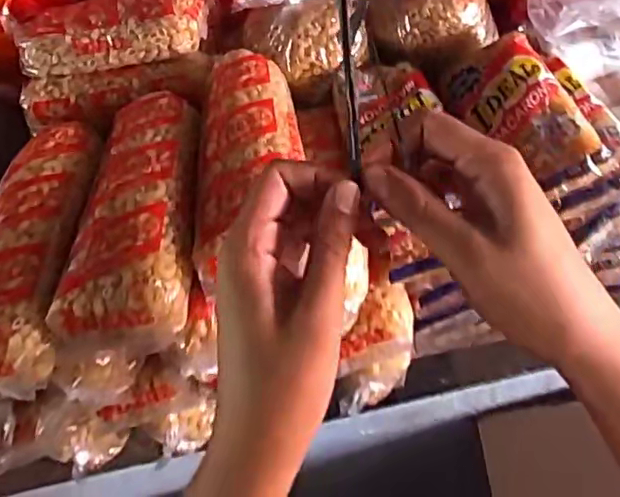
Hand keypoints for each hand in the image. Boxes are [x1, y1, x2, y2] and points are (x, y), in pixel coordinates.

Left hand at [192, 162, 359, 496]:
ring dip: (333, 219)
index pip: (277, 177)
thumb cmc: (287, 383)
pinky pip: (297, 244)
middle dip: (330, 195)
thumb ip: (334, 241)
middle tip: (373, 217)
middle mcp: (245, 248)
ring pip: (296, 217)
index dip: (317, 174)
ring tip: (374, 237)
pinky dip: (326, 241)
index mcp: (246, 247)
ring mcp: (256, 267)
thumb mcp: (319, 307)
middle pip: (287, 193)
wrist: (258, 446)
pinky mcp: (268, 284)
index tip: (356, 194)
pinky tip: (357, 253)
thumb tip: (349, 186)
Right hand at [362, 112, 619, 369]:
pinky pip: (457, 188)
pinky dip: (434, 200)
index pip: (429, 124)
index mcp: (492, 161)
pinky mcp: (499, 206)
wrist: (581, 331)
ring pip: (443, 166)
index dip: (394, 144)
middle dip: (401, 164)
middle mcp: (496, 161)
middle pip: (435, 141)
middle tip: (372, 204)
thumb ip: (417, 208)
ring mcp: (499, 184)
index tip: (367, 181)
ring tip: (387, 218)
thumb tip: (371, 171)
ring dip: (414, 184)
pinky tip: (419, 226)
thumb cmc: (526, 292)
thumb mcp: (464, 252)